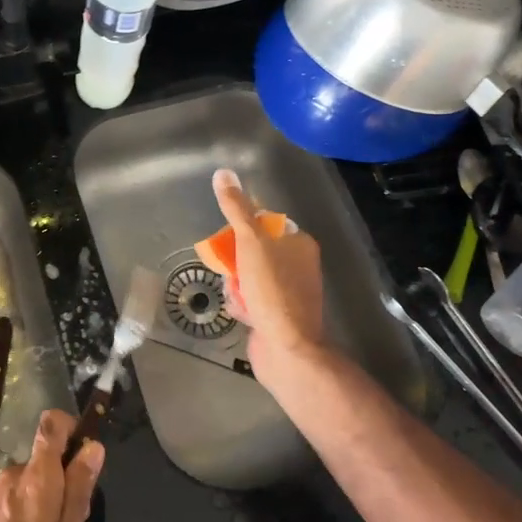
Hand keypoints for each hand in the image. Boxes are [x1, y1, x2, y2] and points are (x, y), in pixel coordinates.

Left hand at [0, 410, 103, 521]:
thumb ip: (80, 488)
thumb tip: (94, 446)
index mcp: (36, 476)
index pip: (51, 424)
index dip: (72, 427)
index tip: (86, 450)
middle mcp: (12, 475)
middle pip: (44, 458)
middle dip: (64, 477)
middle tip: (76, 519)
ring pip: (31, 481)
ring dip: (46, 498)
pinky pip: (16, 498)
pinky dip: (29, 512)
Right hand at [212, 168, 327, 371]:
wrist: (287, 348)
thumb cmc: (272, 290)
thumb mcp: (251, 242)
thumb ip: (237, 208)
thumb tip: (222, 173)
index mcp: (299, 244)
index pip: (262, 222)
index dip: (241, 231)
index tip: (230, 242)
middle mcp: (297, 265)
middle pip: (250, 250)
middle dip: (234, 262)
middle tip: (231, 272)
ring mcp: (288, 292)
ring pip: (246, 275)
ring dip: (235, 284)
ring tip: (238, 296)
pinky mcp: (277, 314)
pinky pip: (250, 298)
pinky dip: (241, 304)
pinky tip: (242, 313)